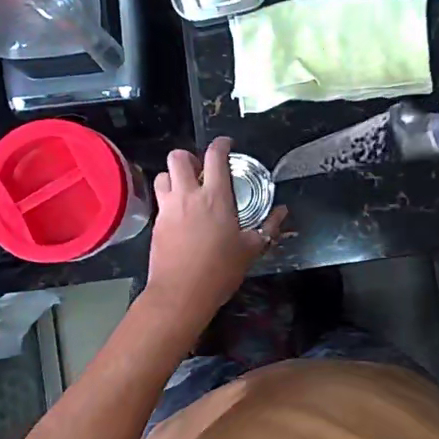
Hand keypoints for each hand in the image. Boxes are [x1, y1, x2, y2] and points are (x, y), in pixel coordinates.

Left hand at [143, 138, 287, 321]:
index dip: (221, 144)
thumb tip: (282, 212)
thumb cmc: (220, 270)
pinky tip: (180, 215)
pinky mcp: (156, 224)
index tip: (226, 145)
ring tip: (186, 190)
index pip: (215, 156)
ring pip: (163, 176)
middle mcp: (188, 196)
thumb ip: (268, 227)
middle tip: (200, 170)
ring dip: (173, 176)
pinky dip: (168, 200)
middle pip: (178, 157)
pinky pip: (160, 201)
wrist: (181, 293)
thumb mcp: (251, 249)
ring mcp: (168, 209)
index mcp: (215, 197)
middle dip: (188, 157)